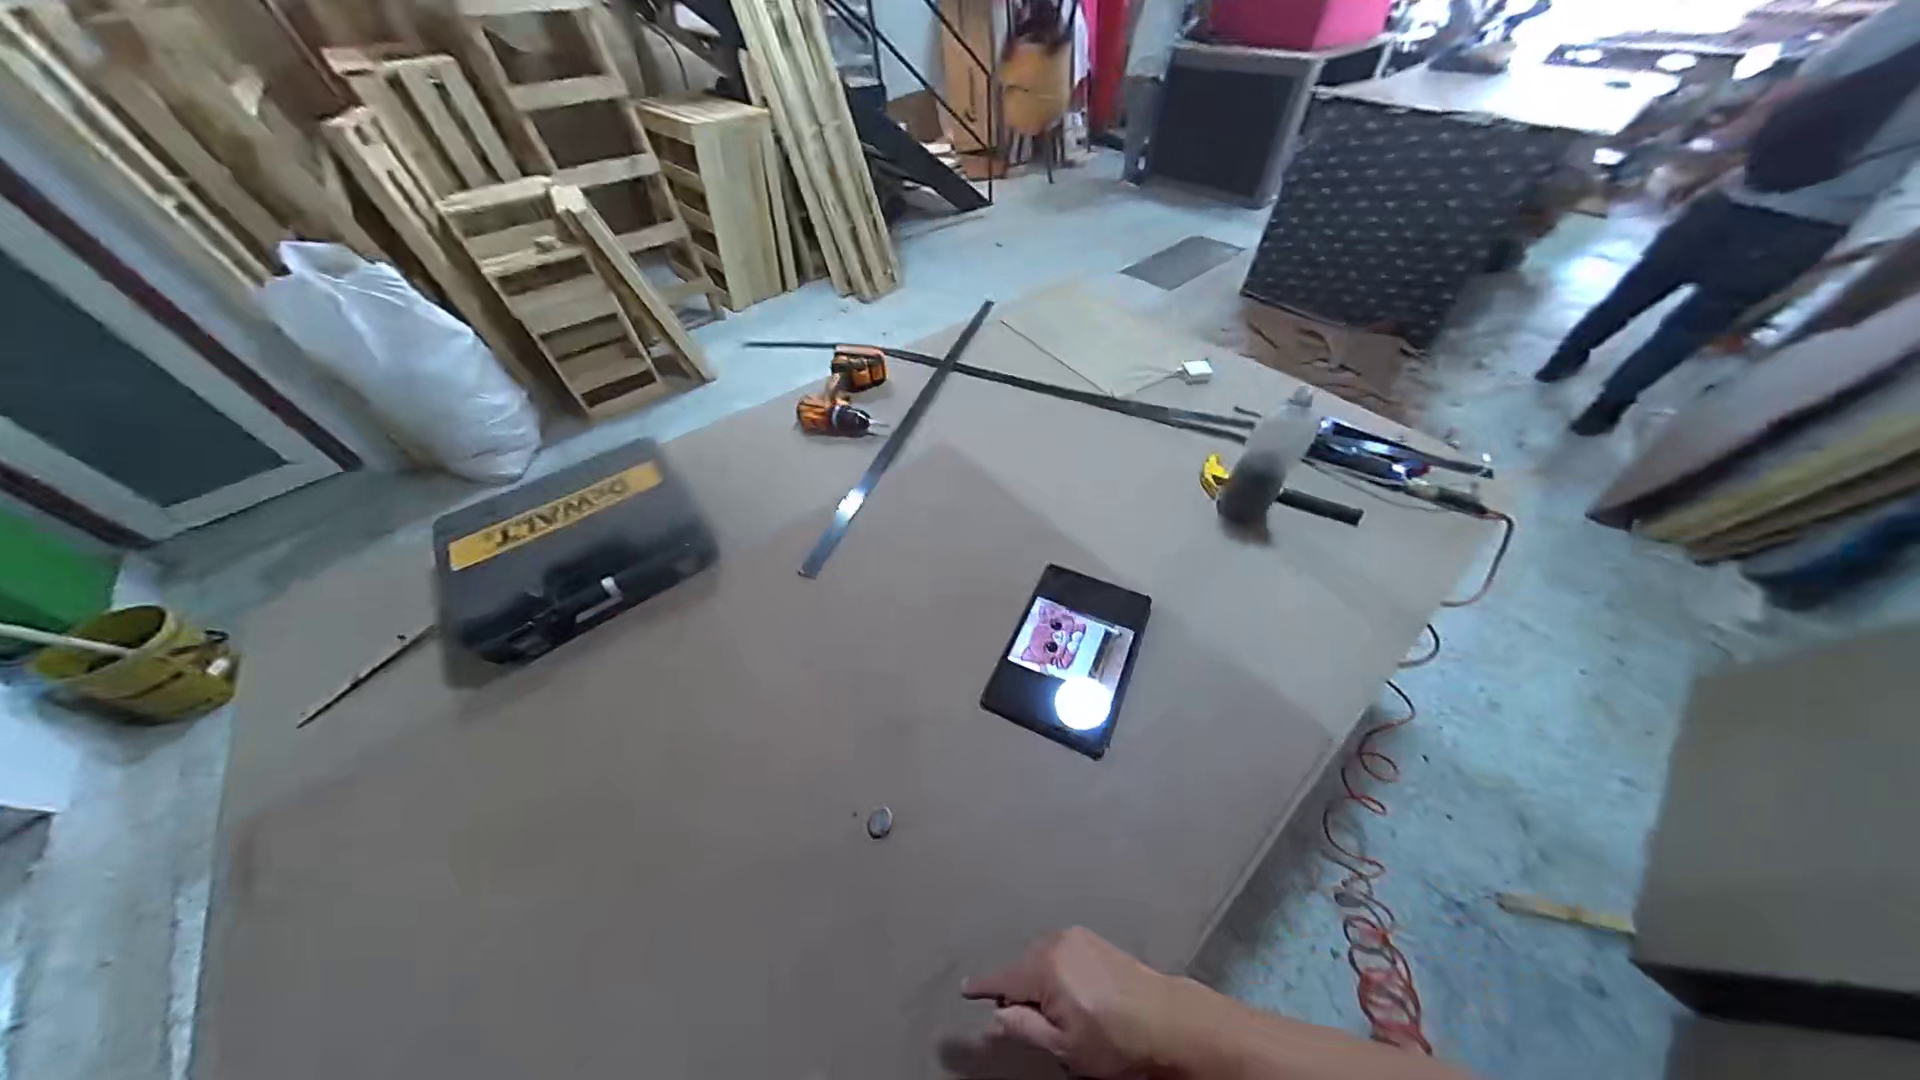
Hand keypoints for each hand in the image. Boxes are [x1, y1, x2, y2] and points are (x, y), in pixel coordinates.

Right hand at [961, 927, 1180, 1077]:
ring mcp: (1077, 936)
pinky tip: (1071, 991)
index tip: (965, 989)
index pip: (1004, 978)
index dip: (984, 987)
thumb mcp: (1064, 1046)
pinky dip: (1056, 969)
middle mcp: (1057, 941)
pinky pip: (1061, 952)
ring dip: (1039, 978)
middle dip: (1019, 989)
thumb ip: (1024, 1028)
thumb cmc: (1113, 1039)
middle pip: (1023, 966)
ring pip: (1042, 958)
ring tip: (1056, 1010)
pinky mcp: (1093, 938)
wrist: (1166, 1018)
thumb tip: (996, 1018)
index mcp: (1046, 967)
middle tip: (1027, 1019)